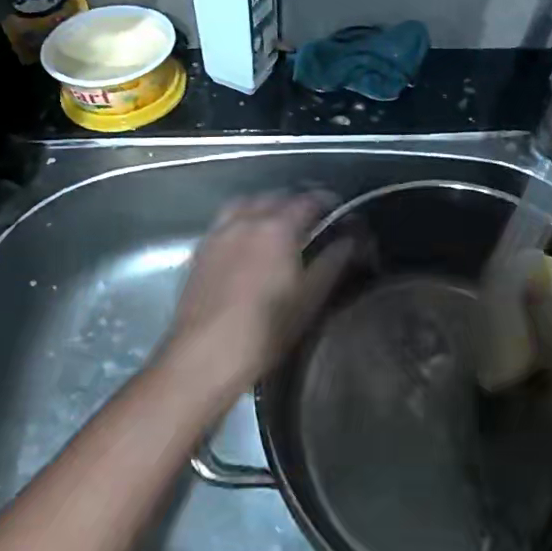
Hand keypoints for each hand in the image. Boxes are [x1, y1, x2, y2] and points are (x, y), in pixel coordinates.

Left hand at [165, 192, 351, 392]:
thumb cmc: (266, 329)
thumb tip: (350, 239)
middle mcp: (247, 219)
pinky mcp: (201, 248)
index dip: (326, 200)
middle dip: (296, 202)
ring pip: (247, 203)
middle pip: (276, 197)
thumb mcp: (310, 299)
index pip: (308, 200)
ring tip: (277, 223)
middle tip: (311, 218)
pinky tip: (247, 239)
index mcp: (277, 227)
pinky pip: (226, 220)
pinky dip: (242, 219)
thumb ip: (332, 262)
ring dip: (266, 206)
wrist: (205, 353)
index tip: (338, 208)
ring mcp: (220, 232)